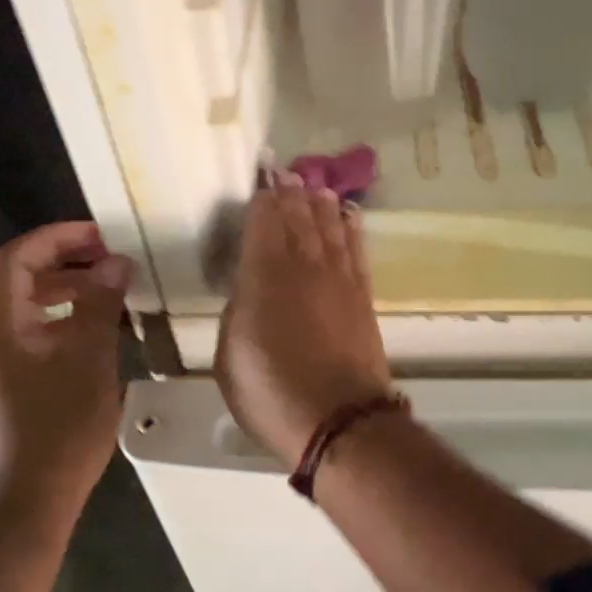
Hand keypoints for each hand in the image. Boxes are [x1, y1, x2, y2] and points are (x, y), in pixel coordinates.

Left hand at [0, 223, 133, 519]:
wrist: (25, 504)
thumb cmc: (59, 429)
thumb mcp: (90, 361)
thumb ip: (100, 306)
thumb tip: (115, 264)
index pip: (13, 258)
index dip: (54, 237)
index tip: (98, 236)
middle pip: (16, 279)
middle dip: (62, 260)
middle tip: (108, 259)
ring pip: (24, 308)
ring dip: (64, 290)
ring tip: (108, 292)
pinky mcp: (6, 387)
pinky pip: (30, 334)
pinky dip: (61, 320)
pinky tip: (94, 334)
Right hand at [213, 178, 392, 463]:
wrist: (338, 419)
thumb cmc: (270, 392)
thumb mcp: (229, 354)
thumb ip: (237, 311)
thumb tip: (249, 289)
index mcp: (263, 276)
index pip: (263, 223)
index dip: (261, 200)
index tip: (260, 181)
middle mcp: (303, 266)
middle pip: (298, 218)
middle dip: (291, 193)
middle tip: (287, 172)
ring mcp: (338, 279)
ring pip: (329, 227)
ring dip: (321, 204)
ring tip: (315, 187)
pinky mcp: (363, 296)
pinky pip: (356, 249)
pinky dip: (352, 229)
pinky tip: (349, 216)